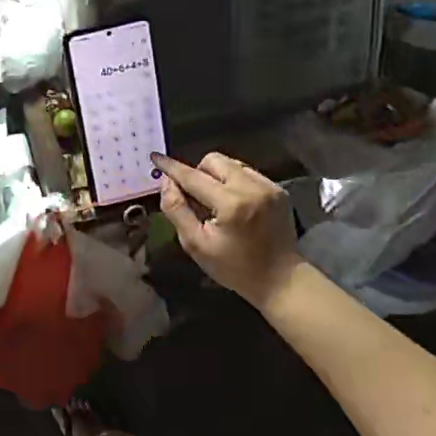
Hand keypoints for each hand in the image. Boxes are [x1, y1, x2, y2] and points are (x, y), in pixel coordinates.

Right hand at [151, 152, 301, 303]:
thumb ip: (176, 209)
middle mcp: (252, 188)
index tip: (156, 157)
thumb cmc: (233, 267)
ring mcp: (269, 187)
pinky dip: (234, 181)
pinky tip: (234, 202)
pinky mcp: (279, 190)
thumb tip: (166, 182)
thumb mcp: (195, 244)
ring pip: (232, 164)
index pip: (193, 177)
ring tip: (215, 201)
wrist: (279, 279)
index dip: (172, 167)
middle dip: (198, 173)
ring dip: (216, 176)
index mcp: (230, 204)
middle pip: (214, 161)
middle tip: (194, 197)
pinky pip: (248, 172)